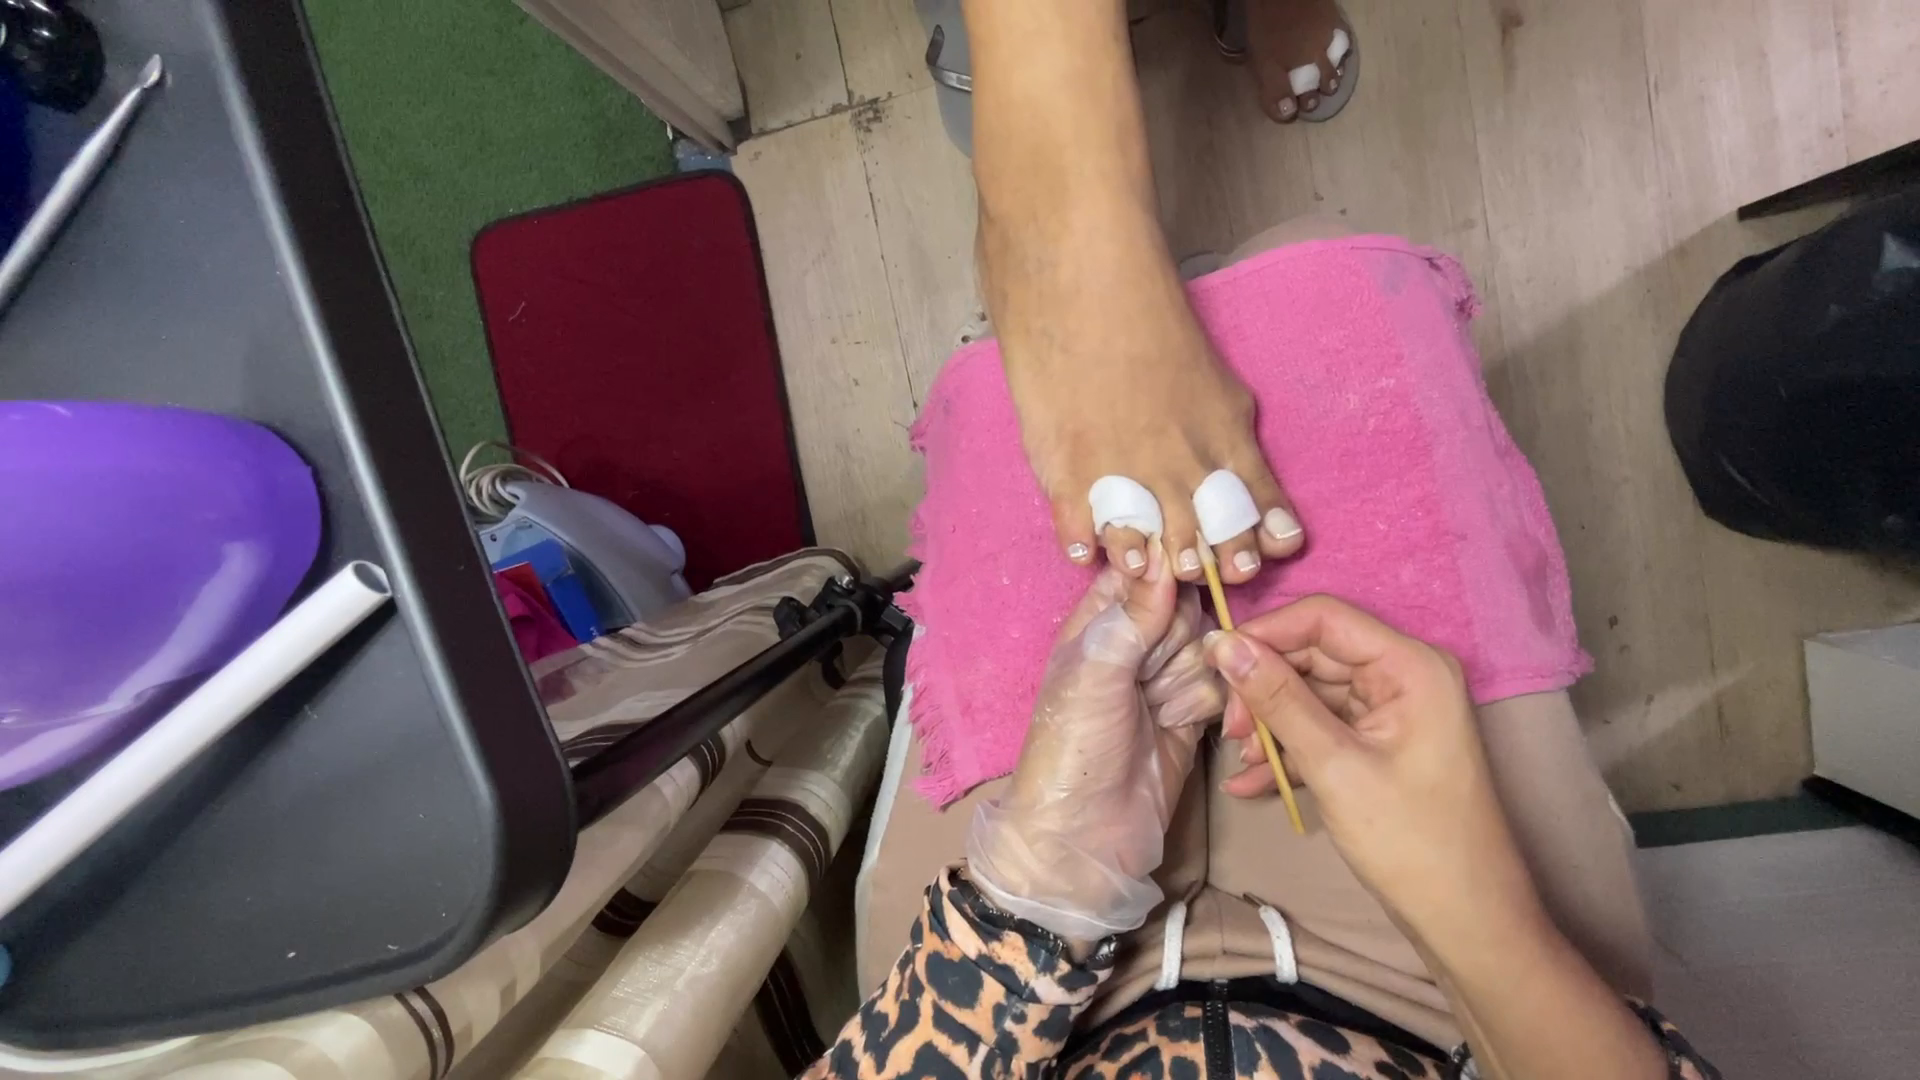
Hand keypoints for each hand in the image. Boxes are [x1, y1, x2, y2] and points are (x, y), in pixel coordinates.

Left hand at [966, 542, 1222, 941]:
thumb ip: (1135, 612)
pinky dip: (1207, 704)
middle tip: (1146, 674)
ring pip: (1208, 647)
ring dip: (1187, 678)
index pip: (1141, 572)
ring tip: (1156, 710)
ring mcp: (1163, 680)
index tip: (1186, 575)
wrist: (1088, 832)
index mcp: (1097, 623)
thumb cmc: (1075, 741)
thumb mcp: (1096, 668)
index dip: (1165, 571)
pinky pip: (1221, 686)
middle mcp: (1132, 645)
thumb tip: (1164, 553)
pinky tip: (1180, 726)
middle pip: (1184, 609)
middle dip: (1175, 638)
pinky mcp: (1191, 714)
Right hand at [1001, 293, 1304, 586]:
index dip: (1257, 544)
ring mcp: (1122, 476)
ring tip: (1142, 564)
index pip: (1255, 513)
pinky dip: (1083, 546)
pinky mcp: (1066, 473)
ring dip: (1146, 564)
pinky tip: (1084, 548)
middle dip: (1204, 565)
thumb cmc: (1147, 316)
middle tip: (1193, 567)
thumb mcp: (1214, 376)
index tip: (1250, 558)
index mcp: (1223, 439)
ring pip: (1145, 552)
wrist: (1081, 283)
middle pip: (1202, 545)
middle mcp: (1179, 467)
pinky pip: (1079, 533)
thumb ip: (1225, 431)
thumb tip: (1228, 470)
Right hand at [1206, 596, 1543, 941]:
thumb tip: (1222, 644)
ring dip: (1268, 723)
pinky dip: (1286, 748)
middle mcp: (1401, 675)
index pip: (1322, 618)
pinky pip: (1319, 725)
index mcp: (1409, 666)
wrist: (1466, 924)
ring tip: (1243, 760)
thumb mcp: (1334, 764)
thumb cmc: (1411, 841)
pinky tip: (1250, 780)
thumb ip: (1277, 699)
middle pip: (1310, 654)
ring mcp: (1389, 709)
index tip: (1215, 663)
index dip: (1265, 633)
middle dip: (1262, 688)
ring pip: (1307, 691)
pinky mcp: (1376, 740)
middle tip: (1228, 730)